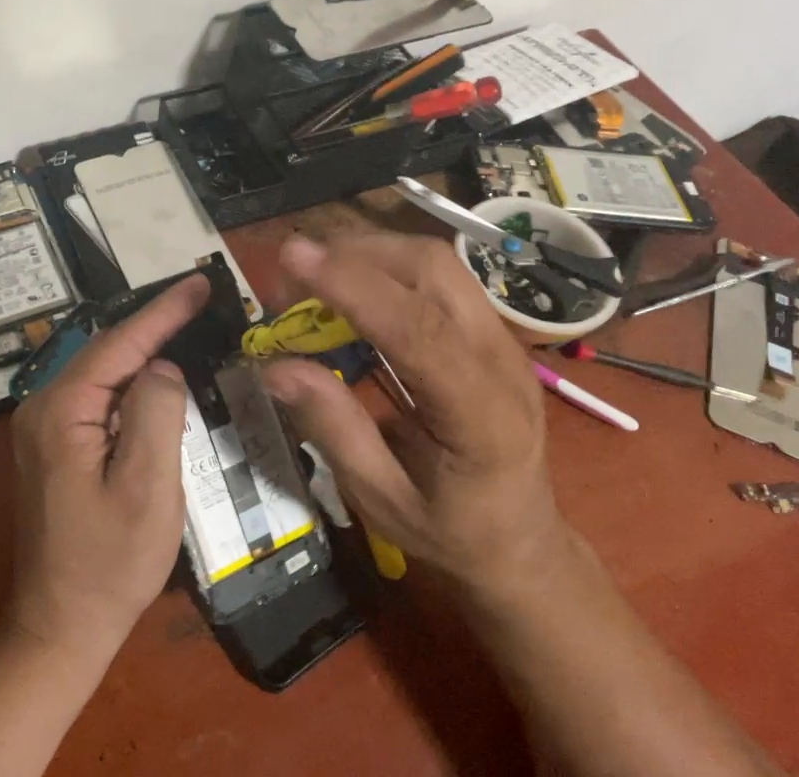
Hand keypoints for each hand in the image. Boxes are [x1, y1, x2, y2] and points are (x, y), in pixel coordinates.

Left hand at [3, 275, 209, 661]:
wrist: (61, 625)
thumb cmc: (110, 563)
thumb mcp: (147, 488)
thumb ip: (157, 413)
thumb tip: (162, 367)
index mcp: (61, 412)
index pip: (119, 344)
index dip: (163, 311)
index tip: (200, 282)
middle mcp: (43, 410)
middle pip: (107, 353)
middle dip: (155, 327)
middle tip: (202, 302)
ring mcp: (44, 430)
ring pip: (103, 376)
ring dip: (144, 356)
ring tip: (189, 331)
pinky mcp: (53, 450)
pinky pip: (98, 403)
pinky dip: (131, 389)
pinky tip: (160, 384)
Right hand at [260, 232, 570, 589]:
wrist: (522, 543)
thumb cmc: (451, 532)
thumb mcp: (382, 500)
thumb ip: (335, 430)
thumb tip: (276, 367)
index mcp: (482, 417)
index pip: (419, 329)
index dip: (354, 287)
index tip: (292, 259)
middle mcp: (502, 361)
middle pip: (432, 269)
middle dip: (353, 255)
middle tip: (287, 280)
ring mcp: (503, 339)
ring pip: (434, 260)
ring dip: (365, 255)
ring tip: (309, 283)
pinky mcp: (490, 331)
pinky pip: (436, 276)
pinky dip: (382, 268)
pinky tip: (346, 293)